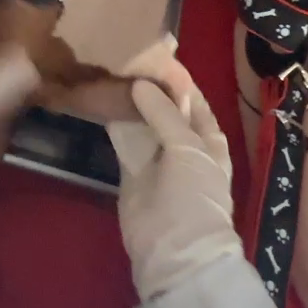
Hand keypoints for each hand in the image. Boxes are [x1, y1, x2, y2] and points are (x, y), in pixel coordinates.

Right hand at [109, 78, 244, 301]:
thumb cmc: (194, 195)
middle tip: (122, 57)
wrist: (174, 253)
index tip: (151, 54)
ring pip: (141, 120)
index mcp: (207, 137)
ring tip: (108, 70)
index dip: (175, 78)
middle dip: (147, 86)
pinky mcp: (131, 169)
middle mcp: (182, 143)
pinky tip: (99, 97)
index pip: (191, 98)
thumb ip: (164, 113)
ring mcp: (155, 156)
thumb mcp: (188, 148)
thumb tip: (140, 84)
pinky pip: (123, 138)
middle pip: (163, 107)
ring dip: (128, 101)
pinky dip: (113, 120)